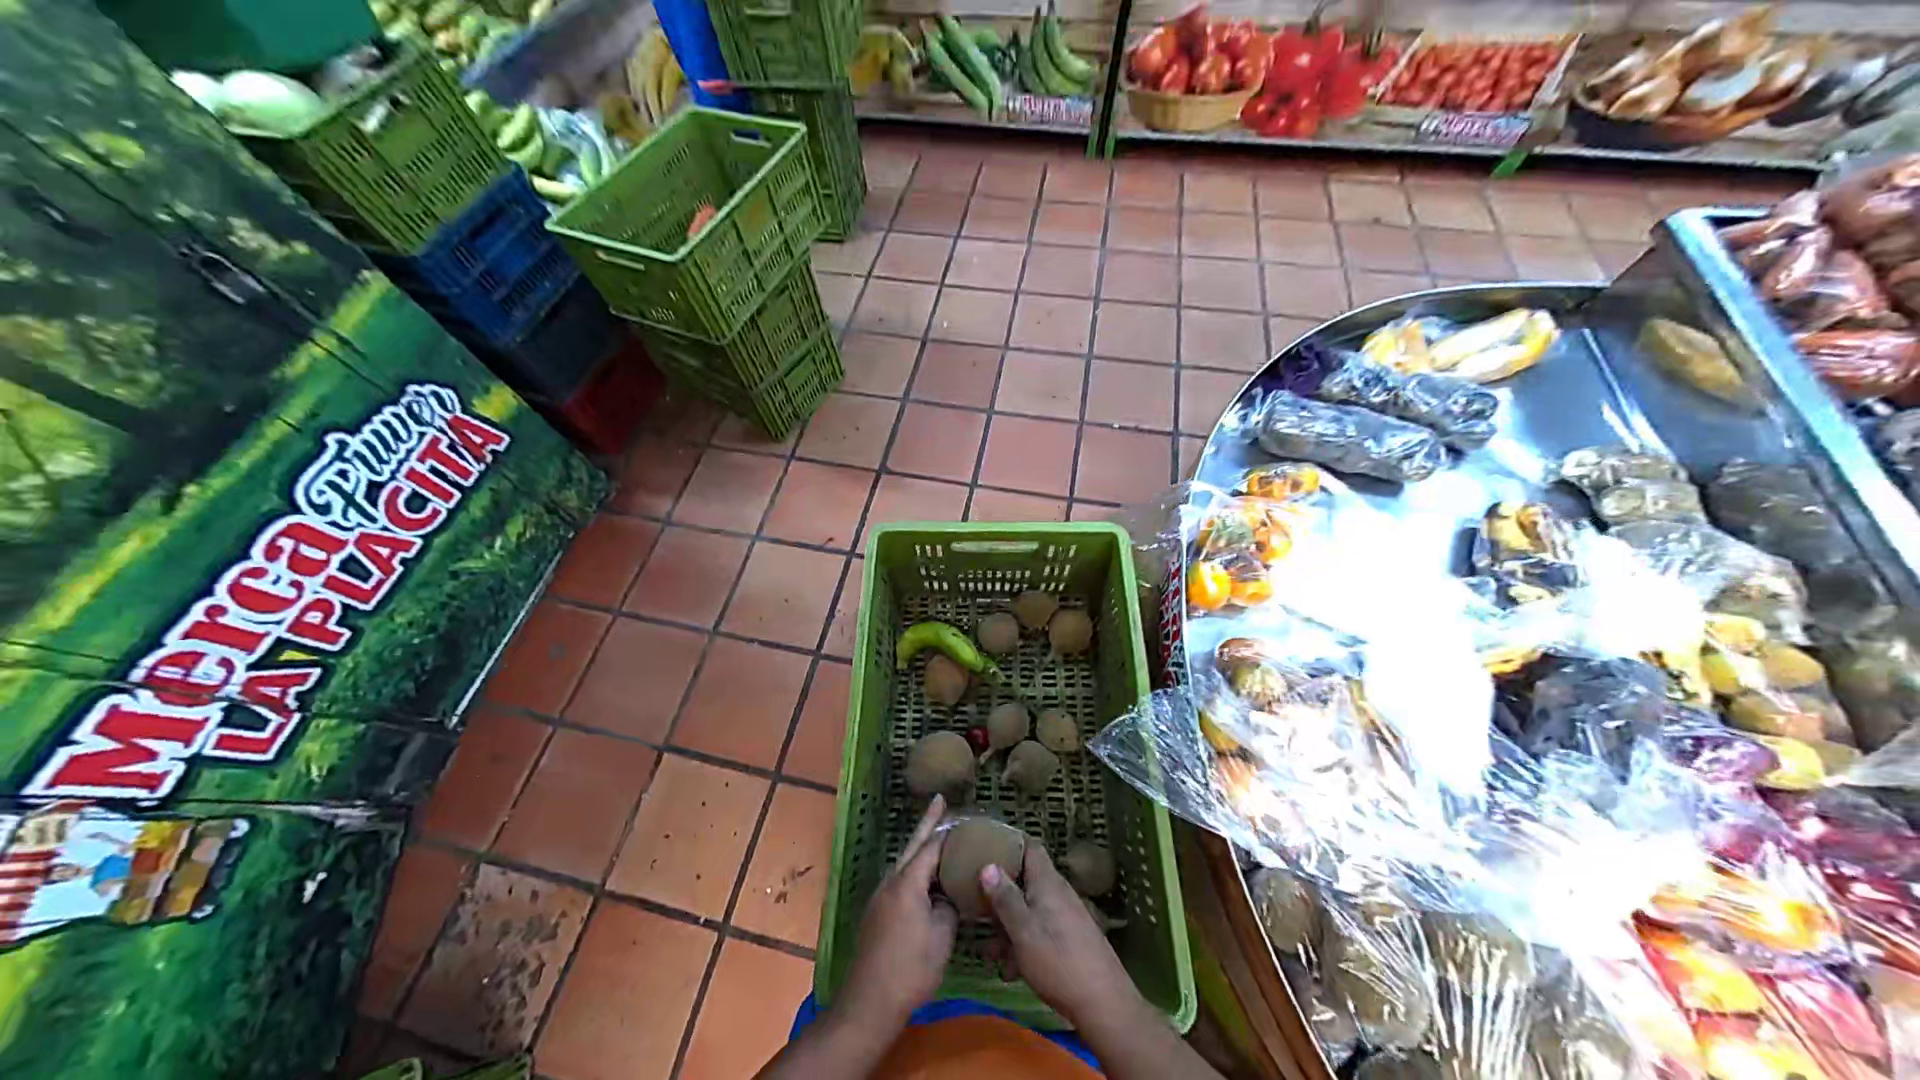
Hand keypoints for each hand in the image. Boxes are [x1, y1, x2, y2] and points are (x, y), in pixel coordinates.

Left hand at [837, 795, 957, 1026]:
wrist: (869, 1003)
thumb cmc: (910, 969)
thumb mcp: (942, 937)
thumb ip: (949, 907)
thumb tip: (948, 897)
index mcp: (907, 882)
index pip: (930, 846)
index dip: (946, 829)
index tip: (961, 812)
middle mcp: (891, 882)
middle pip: (913, 846)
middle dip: (927, 824)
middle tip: (939, 801)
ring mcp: (881, 897)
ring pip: (905, 864)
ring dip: (922, 849)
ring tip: (940, 838)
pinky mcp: (878, 913)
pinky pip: (901, 881)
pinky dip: (916, 871)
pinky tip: (929, 879)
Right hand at [979, 840, 1140, 1028]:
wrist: (1104, 1005)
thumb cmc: (1058, 962)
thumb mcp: (1023, 931)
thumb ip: (1005, 898)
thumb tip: (988, 864)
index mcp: (1048, 883)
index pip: (1030, 847)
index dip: (1009, 842)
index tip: (984, 846)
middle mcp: (1059, 893)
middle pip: (1026, 880)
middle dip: (1001, 893)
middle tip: (977, 904)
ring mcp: (1067, 917)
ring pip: (1030, 909)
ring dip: (1009, 926)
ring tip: (991, 952)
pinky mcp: (1071, 940)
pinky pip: (1040, 930)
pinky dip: (1023, 943)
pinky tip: (1012, 970)